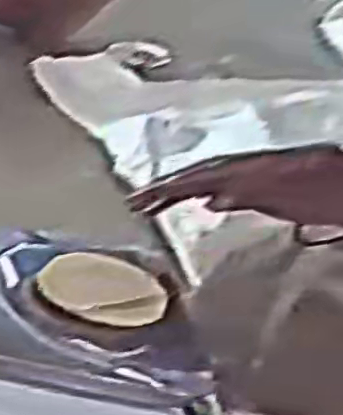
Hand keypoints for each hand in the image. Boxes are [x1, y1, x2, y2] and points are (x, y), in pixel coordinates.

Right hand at [128, 146, 342, 227]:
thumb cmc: (338, 195)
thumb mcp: (296, 197)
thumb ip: (253, 196)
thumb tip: (212, 200)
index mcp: (266, 168)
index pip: (206, 173)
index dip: (168, 186)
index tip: (136, 200)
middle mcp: (268, 167)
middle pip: (209, 172)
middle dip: (168, 187)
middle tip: (133, 204)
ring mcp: (276, 174)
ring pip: (218, 177)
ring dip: (183, 191)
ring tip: (153, 207)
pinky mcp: (283, 186)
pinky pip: (235, 185)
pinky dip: (209, 193)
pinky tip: (201, 204)